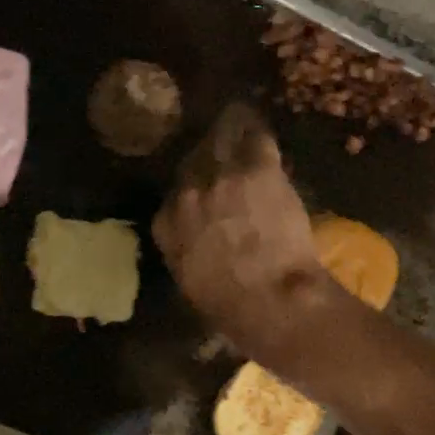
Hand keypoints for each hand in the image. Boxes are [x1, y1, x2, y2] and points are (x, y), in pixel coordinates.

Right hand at [154, 105, 344, 369]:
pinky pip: (255, 139)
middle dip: (205, 162)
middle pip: (193, 165)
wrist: (268, 299)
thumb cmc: (229, 308)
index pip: (172, 200)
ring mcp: (221, 178)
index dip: (189, 196)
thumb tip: (196, 247)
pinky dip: (256, 133)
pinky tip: (258, 127)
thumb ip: (186, 254)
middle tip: (219, 158)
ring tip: (235, 128)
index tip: (200, 197)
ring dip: (229, 137)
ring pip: (221, 143)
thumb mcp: (191, 284)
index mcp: (166, 227)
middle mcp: (186, 196)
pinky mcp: (258, 168)